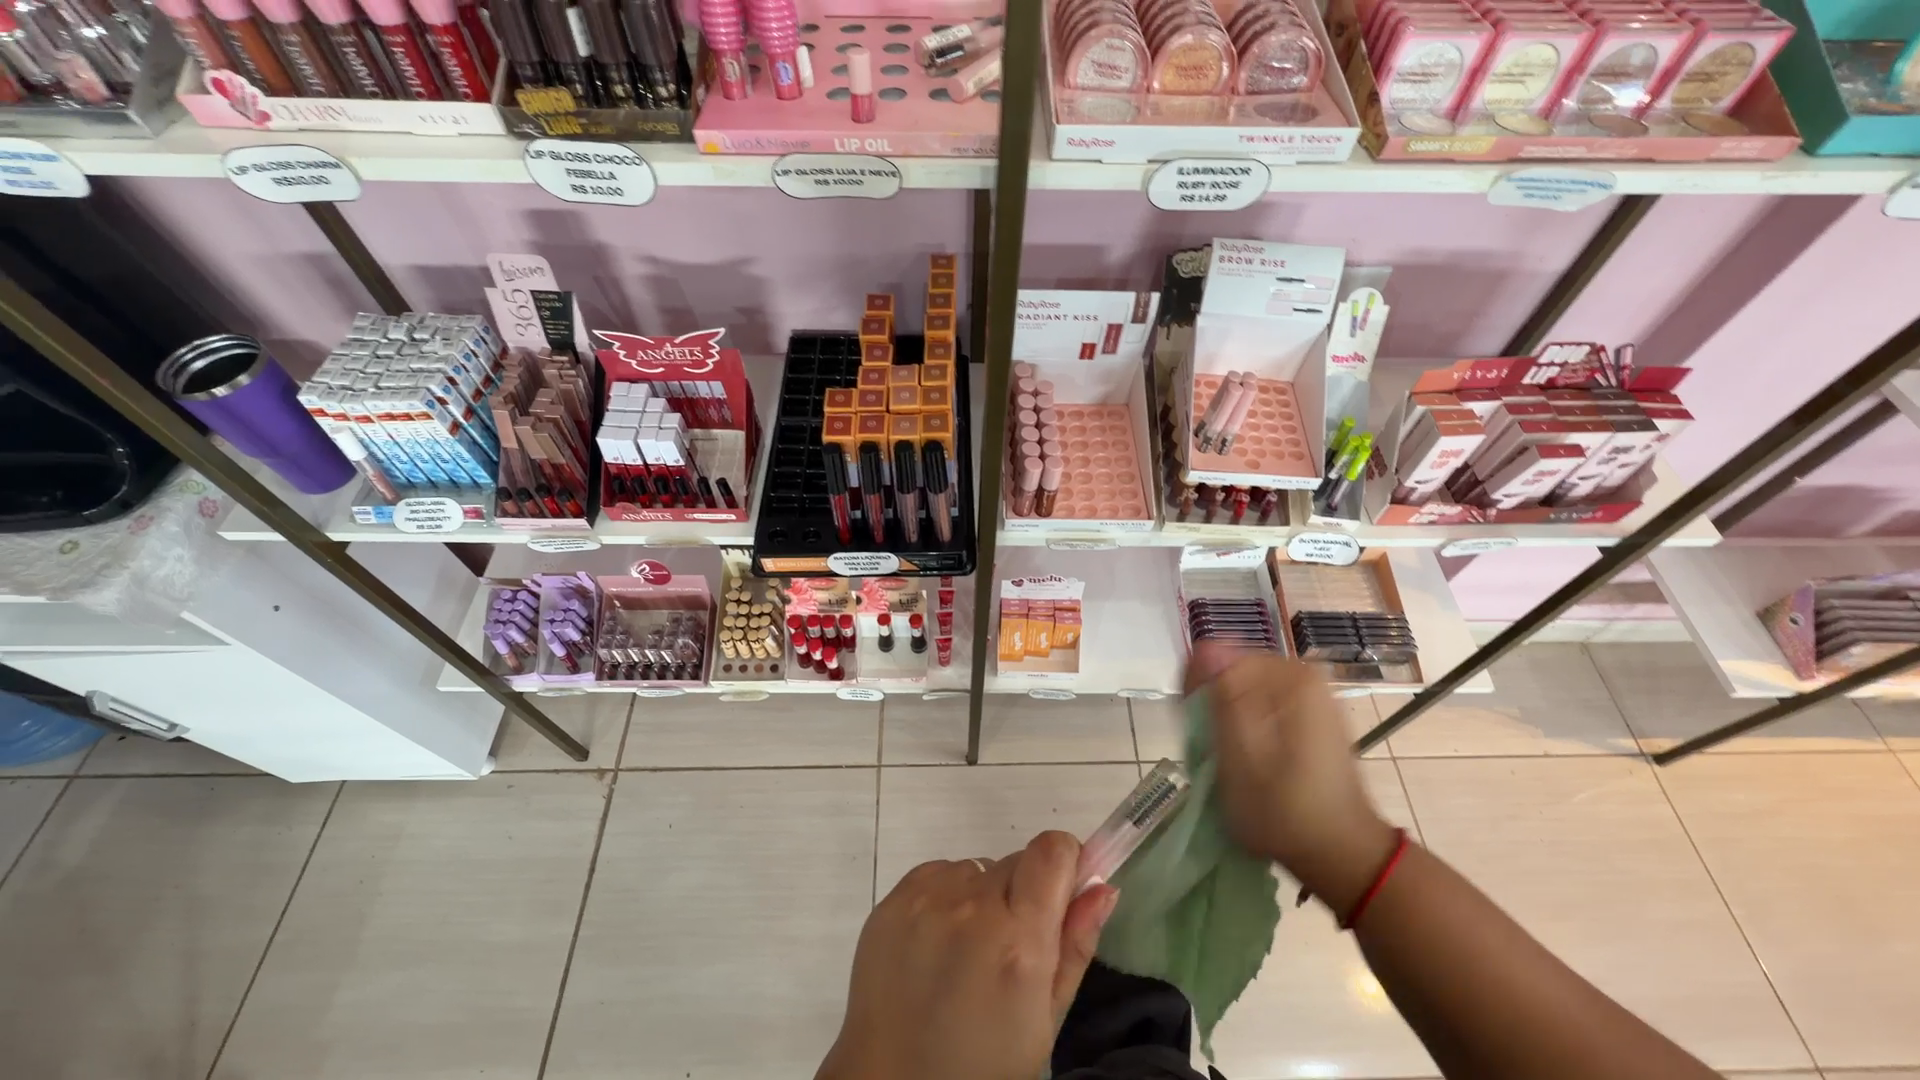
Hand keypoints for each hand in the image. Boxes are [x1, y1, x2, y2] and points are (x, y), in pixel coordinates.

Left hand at [817, 831, 1120, 1079]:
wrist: (894, 1077)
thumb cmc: (984, 1060)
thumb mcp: (1046, 1018)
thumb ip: (1076, 945)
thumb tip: (1104, 885)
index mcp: (1017, 941)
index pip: (1051, 851)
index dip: (1065, 862)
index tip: (1063, 891)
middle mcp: (972, 907)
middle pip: (1016, 859)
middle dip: (1026, 890)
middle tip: (1012, 942)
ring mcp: (927, 899)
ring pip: (977, 868)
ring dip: (983, 895)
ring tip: (969, 949)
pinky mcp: (894, 899)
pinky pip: (938, 873)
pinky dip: (948, 897)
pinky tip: (939, 942)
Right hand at [1186, 643, 1397, 913]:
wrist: (1341, 851)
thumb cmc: (1283, 810)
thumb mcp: (1238, 756)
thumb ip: (1220, 695)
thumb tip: (1204, 644)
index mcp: (1290, 677)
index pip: (1220, 659)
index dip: (1200, 694)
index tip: (1199, 732)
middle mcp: (1306, 674)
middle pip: (1235, 672)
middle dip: (1217, 705)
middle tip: (1215, 750)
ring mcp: (1315, 693)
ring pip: (1247, 688)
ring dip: (1232, 717)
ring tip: (1234, 757)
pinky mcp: (1316, 713)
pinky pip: (1266, 703)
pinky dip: (1252, 724)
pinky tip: (1254, 757)